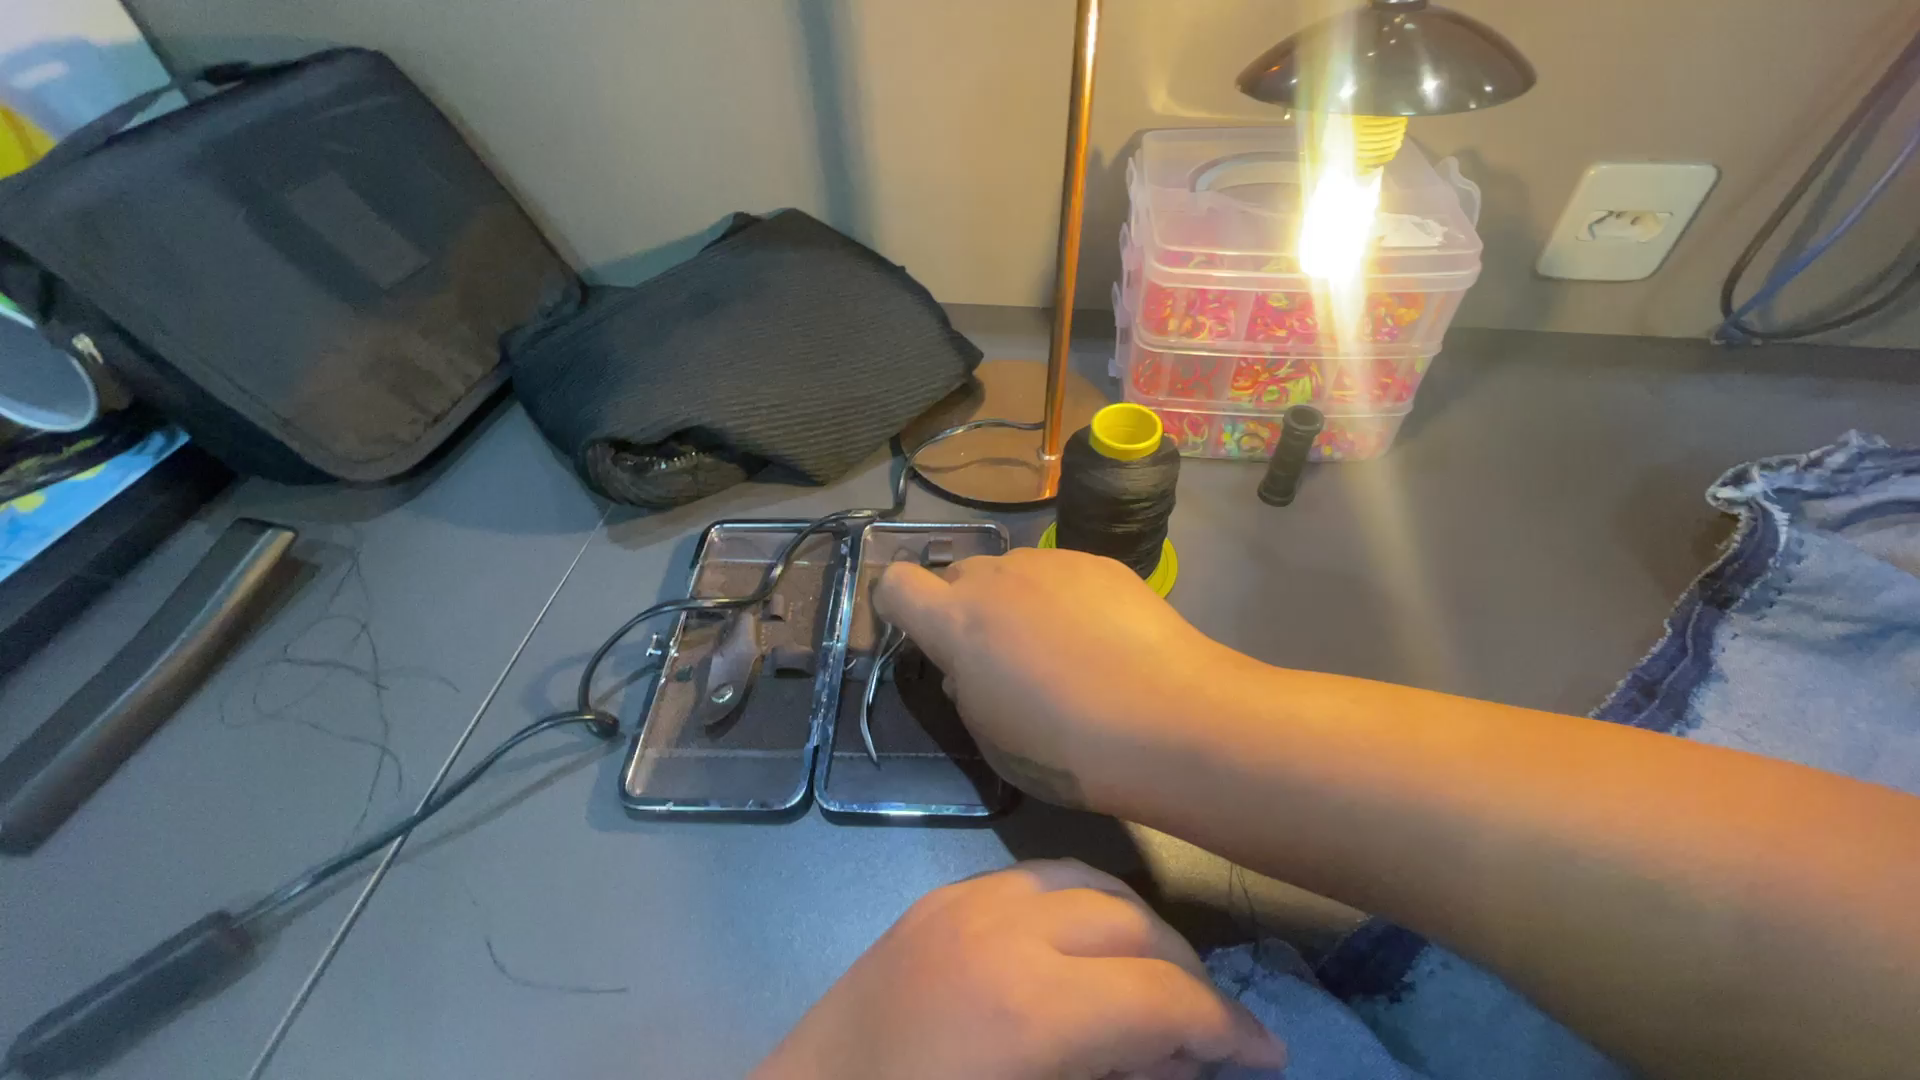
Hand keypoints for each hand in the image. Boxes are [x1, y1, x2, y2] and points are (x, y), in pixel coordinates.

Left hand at [749, 860, 1285, 1079]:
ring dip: (1133, 925)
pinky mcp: (936, 901)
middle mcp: (1000, 930)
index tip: (1265, 1054)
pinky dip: (1077, 904)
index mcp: (1027, 1009)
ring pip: (1084, 880)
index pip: (1161, 994)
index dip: (1226, 1026)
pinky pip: (1031, 878)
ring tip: (1152, 979)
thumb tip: (1179, 1060)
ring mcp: (961, 903)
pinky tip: (1081, 949)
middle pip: (1131, 922)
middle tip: (1206, 1031)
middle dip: (1184, 973)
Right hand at [873, 548, 1240, 808]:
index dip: (899, 606)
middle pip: (959, 577)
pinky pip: (1060, 575)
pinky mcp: (1099, 562)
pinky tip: (1103, 640)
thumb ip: (965, 688)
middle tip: (1003, 659)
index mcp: (957, 622)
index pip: (896, 584)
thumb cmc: (1066, 747)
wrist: (1168, 720)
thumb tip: (969, 667)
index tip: (923, 635)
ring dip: (1017, 603)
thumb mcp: (991, 735)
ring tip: (1064, 651)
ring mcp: (1050, 563)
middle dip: (967, 611)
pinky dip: (1064, 599)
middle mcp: (996, 577)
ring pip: (1012, 574)